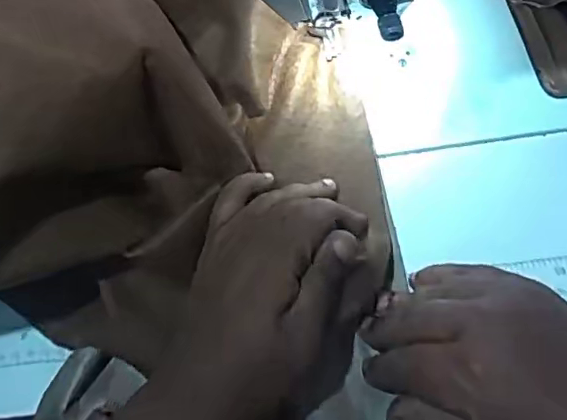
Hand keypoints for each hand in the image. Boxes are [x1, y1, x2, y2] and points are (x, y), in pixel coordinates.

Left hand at [130, 173, 376, 419]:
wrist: (201, 386)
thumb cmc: (261, 369)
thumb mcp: (305, 338)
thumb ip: (325, 283)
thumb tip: (346, 238)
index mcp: (276, 254)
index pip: (313, 216)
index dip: (341, 217)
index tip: (365, 229)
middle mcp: (250, 233)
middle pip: (290, 203)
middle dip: (322, 202)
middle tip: (350, 211)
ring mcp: (227, 236)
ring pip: (265, 198)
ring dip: (294, 190)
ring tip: (321, 188)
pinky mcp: (213, 245)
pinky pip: (229, 200)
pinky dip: (247, 184)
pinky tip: (264, 179)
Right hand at [362, 266, 566, 419]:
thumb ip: (441, 418)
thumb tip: (397, 406)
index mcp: (472, 372)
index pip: (406, 364)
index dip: (383, 372)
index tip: (371, 375)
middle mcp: (477, 322)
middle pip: (409, 319)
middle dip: (384, 333)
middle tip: (368, 342)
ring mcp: (498, 296)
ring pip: (430, 288)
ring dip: (408, 304)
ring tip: (393, 316)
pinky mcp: (518, 283)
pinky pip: (462, 271)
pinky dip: (438, 279)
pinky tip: (426, 287)